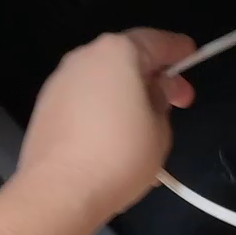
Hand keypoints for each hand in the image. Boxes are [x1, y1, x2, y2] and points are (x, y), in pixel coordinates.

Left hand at [13, 29, 195, 223]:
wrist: (58, 192)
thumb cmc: (118, 157)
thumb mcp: (159, 131)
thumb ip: (161, 102)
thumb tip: (153, 92)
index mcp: (117, 53)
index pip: (156, 42)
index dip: (178, 51)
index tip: (191, 55)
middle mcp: (83, 59)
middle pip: (126, 61)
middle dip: (151, 80)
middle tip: (174, 103)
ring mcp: (59, 84)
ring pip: (103, 85)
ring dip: (125, 100)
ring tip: (144, 133)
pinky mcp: (44, 111)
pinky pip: (84, 105)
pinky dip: (103, 115)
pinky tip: (114, 143)